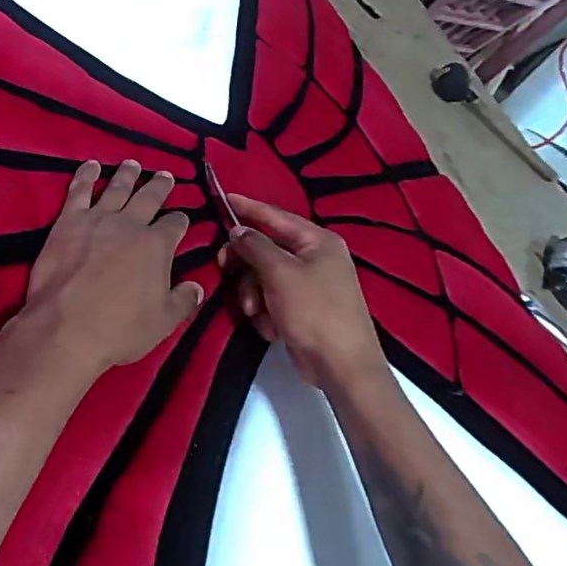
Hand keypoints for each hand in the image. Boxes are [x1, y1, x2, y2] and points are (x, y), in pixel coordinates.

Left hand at [14, 159, 204, 378]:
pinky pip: (79, 191)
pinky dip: (86, 175)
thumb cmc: (119, 328)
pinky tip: (91, 165)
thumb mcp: (163, 321)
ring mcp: (98, 219)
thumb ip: (182, 301)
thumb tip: (197, 287)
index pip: (175, 224)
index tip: (182, 219)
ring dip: (127, 174)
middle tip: (165, 175)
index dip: (180, 220)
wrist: (67, 328)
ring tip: (133, 164)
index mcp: (157, 246)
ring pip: (117, 188)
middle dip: (160, 186)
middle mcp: (131, 224)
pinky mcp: (68, 222)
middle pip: (149, 197)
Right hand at [218, 194, 387, 392]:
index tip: (223, 198)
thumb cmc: (314, 311)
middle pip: (266, 250)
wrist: (342, 367)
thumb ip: (255, 246)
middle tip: (225, 269)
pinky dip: (266, 312)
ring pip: (264, 278)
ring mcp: (309, 285)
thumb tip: (237, 230)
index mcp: (318, 241)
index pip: (276, 216)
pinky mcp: (302, 310)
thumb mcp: (280, 273)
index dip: (248, 208)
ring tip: (256, 313)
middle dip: (247, 266)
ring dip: (254, 295)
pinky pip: (271, 300)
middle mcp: (315, 258)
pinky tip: (271, 327)